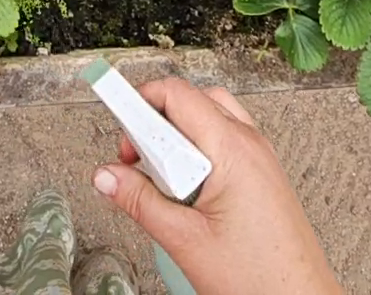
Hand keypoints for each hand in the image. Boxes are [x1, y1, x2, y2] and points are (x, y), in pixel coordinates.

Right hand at [93, 78, 342, 294]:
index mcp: (232, 149)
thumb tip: (106, 176)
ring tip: (160, 172)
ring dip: (177, 132)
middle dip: (154, 119)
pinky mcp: (263, 173)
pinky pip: (225, 137)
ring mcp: (260, 156)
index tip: (113, 110)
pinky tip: (187, 184)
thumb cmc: (261, 282)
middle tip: (134, 156)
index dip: (139, 99)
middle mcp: (250, 143)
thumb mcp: (185, 241)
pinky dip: (198, 146)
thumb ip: (140, 202)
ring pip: (209, 114)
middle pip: (191, 99)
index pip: (177, 95)